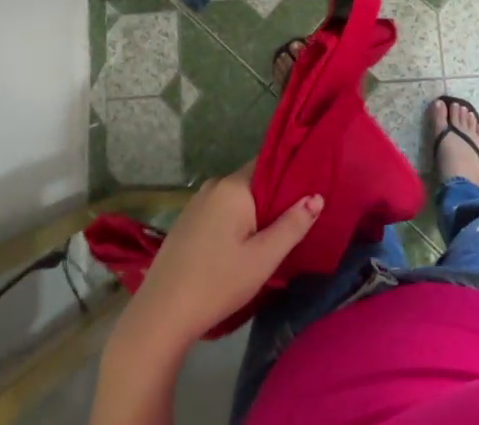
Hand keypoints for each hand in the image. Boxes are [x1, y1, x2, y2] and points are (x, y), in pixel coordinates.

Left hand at [120, 165, 322, 346]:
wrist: (162, 314)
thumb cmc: (218, 283)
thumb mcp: (263, 258)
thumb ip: (292, 225)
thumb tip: (316, 196)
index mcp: (233, 187)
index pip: (270, 164)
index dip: (292, 175)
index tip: (313, 190)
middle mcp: (213, 186)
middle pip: (253, 183)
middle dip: (276, 199)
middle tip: (299, 221)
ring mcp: (196, 204)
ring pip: (236, 200)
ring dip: (255, 214)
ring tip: (277, 236)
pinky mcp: (187, 223)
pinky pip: (221, 212)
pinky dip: (236, 223)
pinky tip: (244, 246)